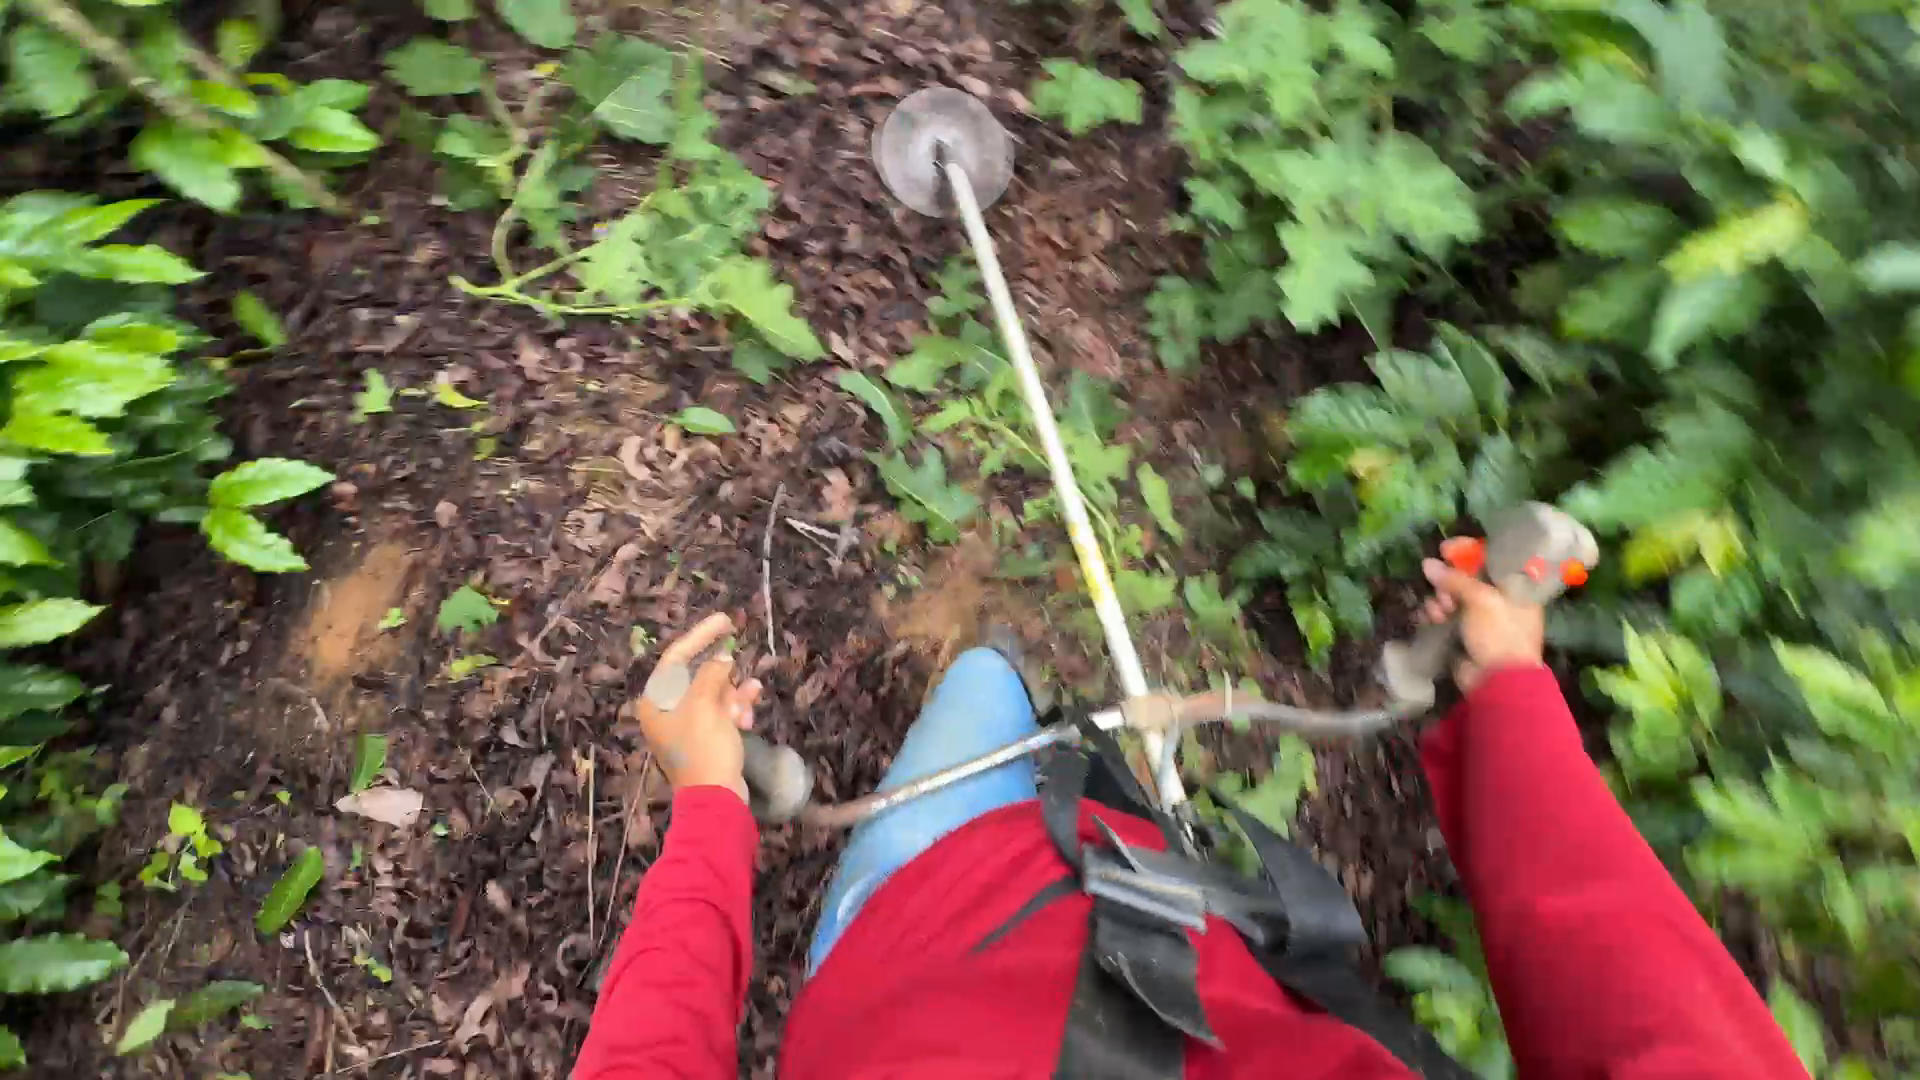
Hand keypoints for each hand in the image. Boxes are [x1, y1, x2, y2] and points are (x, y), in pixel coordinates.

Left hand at [636, 613, 763, 801]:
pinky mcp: (706, 737)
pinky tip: (750, 708)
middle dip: (722, 671)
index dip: (700, 635)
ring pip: (714, 692)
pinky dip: (737, 706)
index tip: (725, 620)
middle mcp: (667, 710)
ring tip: (747, 699)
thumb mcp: (705, 705)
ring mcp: (687, 725)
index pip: (676, 657)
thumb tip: (723, 659)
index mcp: (656, 701)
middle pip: (696, 674)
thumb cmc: (703, 748)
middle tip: (738, 654)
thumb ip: (712, 675)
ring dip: (734, 692)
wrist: (716, 798)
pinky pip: (722, 710)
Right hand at [1420, 558, 1545, 692]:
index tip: (1444, 549)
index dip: (1467, 550)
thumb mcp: (1482, 601)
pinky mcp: (1462, 630)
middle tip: (1444, 593)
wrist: (1497, 680)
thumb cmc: (1500, 635)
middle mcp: (1499, 597)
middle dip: (1448, 581)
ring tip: (1438, 612)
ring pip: (1450, 594)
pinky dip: (1434, 613)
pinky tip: (1431, 619)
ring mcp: (1480, 615)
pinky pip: (1442, 613)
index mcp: (1516, 587)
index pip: (1492, 557)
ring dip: (1438, 599)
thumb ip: (1455, 579)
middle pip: (1465, 576)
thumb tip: (1427, 564)